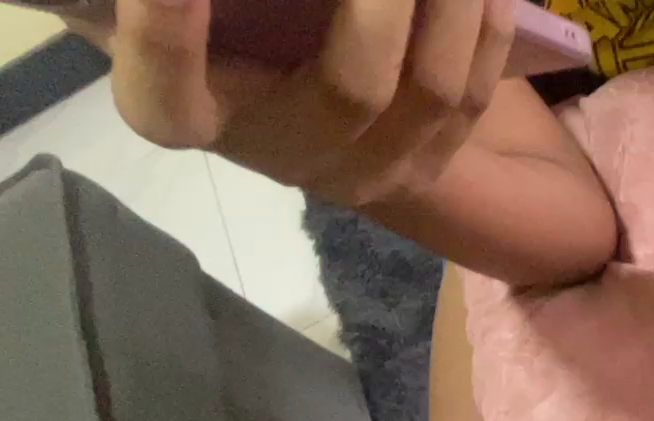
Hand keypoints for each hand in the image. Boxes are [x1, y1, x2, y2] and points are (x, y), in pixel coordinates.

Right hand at [70, 0, 514, 206]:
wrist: (305, 112)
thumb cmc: (214, 32)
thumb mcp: (194, 15)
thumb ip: (194, 8)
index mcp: (192, 114)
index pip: (166, 87)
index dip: (167, 31)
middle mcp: (290, 156)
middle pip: (352, 88)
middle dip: (382, 4)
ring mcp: (371, 171)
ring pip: (432, 93)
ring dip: (452, 9)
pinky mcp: (431, 165)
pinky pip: (473, 100)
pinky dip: (487, 32)